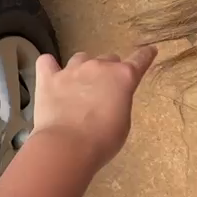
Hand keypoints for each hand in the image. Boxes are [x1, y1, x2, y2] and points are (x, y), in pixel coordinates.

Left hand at [31, 46, 156, 169]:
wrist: (67, 146)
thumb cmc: (103, 140)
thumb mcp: (123, 122)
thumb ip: (120, 102)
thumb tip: (110, 98)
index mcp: (123, 77)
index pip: (140, 60)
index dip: (145, 55)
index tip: (150, 50)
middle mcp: (99, 67)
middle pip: (109, 58)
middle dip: (109, 70)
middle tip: (105, 89)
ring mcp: (72, 70)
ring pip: (81, 58)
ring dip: (83, 68)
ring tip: (79, 85)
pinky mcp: (48, 79)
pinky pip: (47, 62)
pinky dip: (50, 66)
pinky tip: (51, 74)